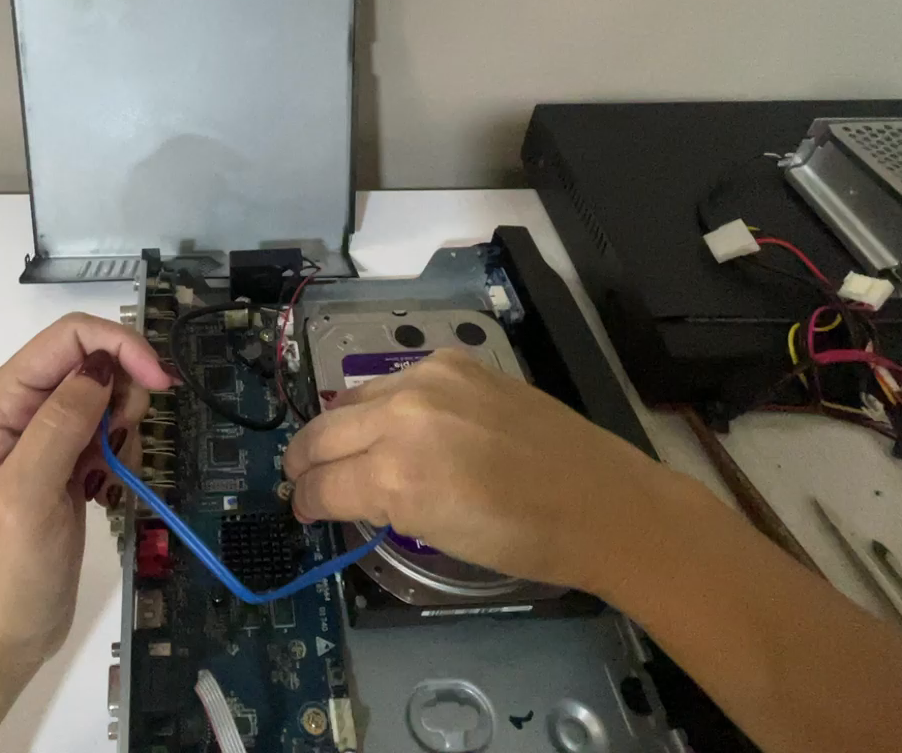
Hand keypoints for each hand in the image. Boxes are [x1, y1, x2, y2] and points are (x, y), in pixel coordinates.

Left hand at [0, 313, 169, 752]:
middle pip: (95, 358)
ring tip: (106, 478)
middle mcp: (24, 404)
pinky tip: (104, 491)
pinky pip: (112, 429)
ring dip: (124, 430)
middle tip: (120, 445)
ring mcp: (48, 431)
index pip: (69, 336)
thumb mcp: (24, 498)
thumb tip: (101, 367)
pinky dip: (122, 454)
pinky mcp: (69, 458)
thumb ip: (59, 425)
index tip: (161, 384)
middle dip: (124, 393)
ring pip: (110, 393)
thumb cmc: (0, 572)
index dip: (120, 347)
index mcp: (2, 399)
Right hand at [282, 349, 682, 595]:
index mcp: (397, 476)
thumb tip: (343, 490)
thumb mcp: (435, 535)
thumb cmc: (523, 539)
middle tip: (301, 476)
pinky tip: (394, 422)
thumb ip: (380, 503)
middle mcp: (401, 417)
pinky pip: (393, 380)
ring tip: (343, 447)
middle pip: (322, 433)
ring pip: (351, 398)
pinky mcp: (451, 360)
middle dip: (303, 461)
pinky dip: (382, 404)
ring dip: (338, 427)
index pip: (323, 485)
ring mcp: (426, 379)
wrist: (601, 500)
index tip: (303, 508)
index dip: (306, 501)